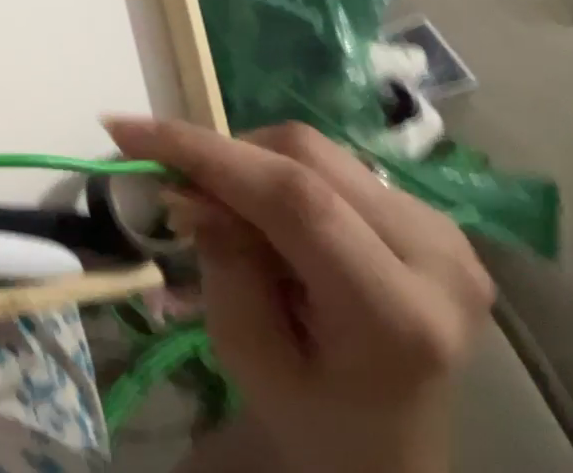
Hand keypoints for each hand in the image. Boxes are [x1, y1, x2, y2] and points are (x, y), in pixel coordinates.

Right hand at [108, 119, 493, 472]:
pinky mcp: (435, 219)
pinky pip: (334, 166)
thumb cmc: (308, 414)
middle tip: (170, 185)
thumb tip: (188, 188)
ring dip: (248, 166)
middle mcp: (438, 261)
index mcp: (395, 316)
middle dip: (221, 156)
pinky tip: (263, 220)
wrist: (386, 446)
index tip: (125, 131)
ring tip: (220, 212)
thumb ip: (222, 262)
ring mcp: (447, 234)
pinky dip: (276, 176)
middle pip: (307, 158)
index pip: (295, 200)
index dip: (204, 152)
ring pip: (316, 152)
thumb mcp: (245, 353)